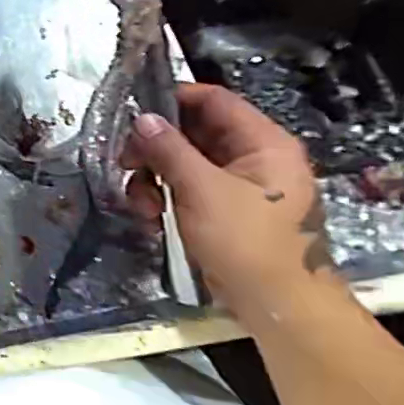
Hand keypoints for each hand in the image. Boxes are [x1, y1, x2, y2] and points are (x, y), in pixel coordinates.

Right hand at [123, 83, 334, 313]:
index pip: (215, 101)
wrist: (277, 305)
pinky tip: (154, 220)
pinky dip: (169, 200)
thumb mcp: (202, 190)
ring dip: (157, 179)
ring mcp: (241, 187)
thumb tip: (143, 118)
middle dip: (157, 149)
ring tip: (142, 206)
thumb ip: (170, 149)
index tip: (134, 112)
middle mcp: (255, 158)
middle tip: (126, 165)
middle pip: (196, 135)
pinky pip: (192, 192)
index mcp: (264, 142)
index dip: (174, 99)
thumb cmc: (246, 241)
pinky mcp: (228, 213)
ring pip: (188, 166)